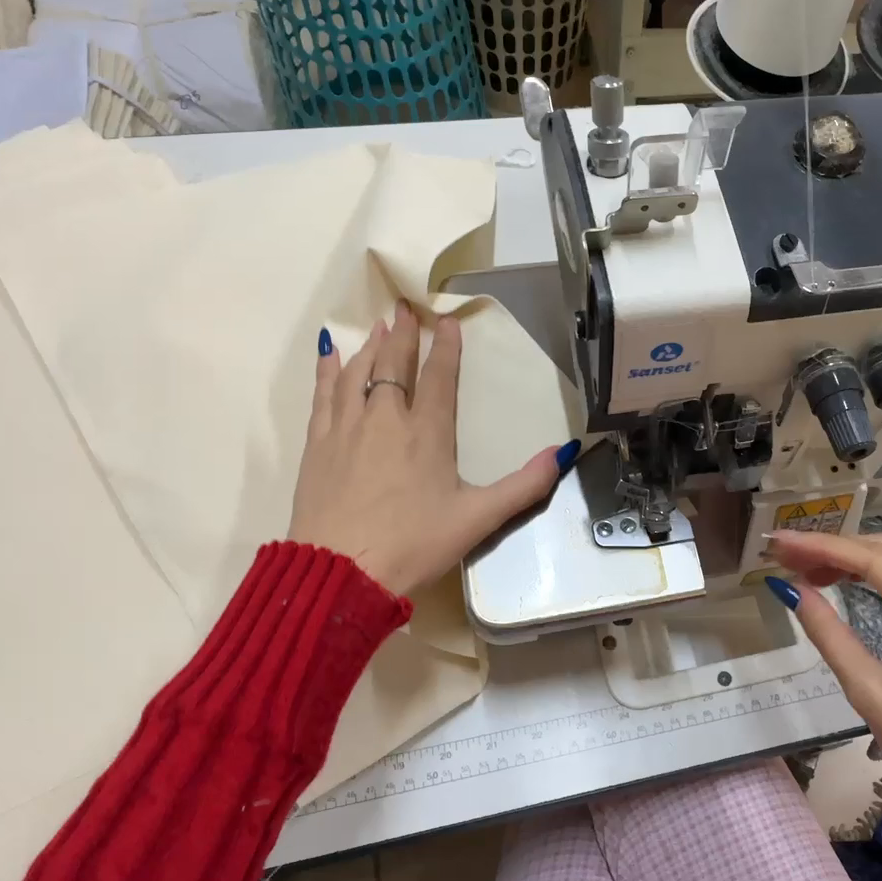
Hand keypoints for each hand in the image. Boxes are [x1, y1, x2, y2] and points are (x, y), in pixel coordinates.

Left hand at [288, 301, 578, 595]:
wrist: (342, 572)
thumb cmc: (415, 544)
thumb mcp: (479, 518)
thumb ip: (525, 485)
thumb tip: (564, 451)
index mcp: (428, 433)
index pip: (438, 377)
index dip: (445, 347)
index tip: (446, 320)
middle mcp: (386, 419)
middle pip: (394, 365)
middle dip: (403, 335)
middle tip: (405, 308)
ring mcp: (346, 429)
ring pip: (358, 373)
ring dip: (370, 347)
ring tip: (377, 327)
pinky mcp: (317, 446)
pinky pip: (322, 395)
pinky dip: (328, 371)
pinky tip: (330, 355)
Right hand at [767, 530, 881, 810]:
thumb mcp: (869, 693)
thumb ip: (829, 635)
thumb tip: (791, 590)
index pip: (877, 563)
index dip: (824, 546)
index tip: (780, 543)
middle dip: (837, 547)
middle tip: (787, 556)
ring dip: (858, 555)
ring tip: (809, 567)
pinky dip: (881, 570)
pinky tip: (847, 578)